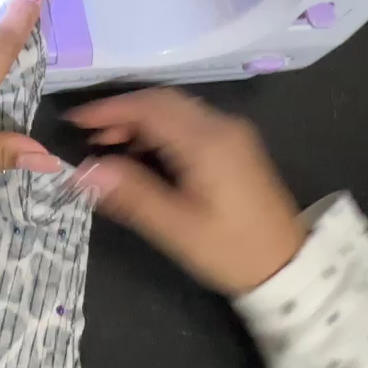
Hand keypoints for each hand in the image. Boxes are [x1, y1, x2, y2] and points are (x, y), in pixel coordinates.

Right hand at [66, 89, 304, 295]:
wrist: (291, 267)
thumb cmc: (231, 250)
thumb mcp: (176, 228)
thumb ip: (130, 195)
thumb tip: (84, 172)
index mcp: (206, 141)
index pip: (148, 108)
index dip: (108, 110)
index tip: (75, 120)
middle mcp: (220, 125)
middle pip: (161, 100)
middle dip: (121, 111)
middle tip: (88, 134)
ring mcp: (231, 132)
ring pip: (175, 108)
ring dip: (139, 118)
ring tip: (109, 144)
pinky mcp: (234, 143)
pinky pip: (188, 121)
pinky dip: (159, 127)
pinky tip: (142, 151)